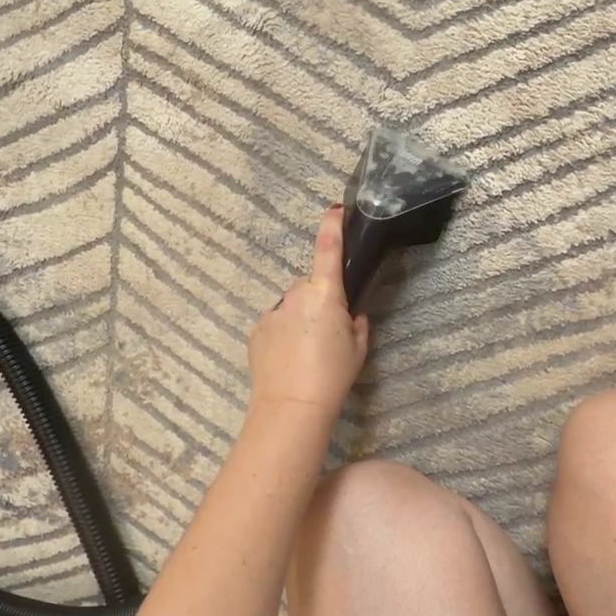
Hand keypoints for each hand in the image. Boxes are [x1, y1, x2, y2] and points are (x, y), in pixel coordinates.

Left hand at [248, 206, 369, 418]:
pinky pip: (276, 323)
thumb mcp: (358, 349)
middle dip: (319, 300)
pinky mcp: (257, 330)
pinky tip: (290, 359)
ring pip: (292, 306)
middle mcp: (296, 296)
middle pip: (310, 287)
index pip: (328, 250)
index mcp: (325, 295)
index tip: (334, 210)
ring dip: (300, 319)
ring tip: (307, 352)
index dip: (332, 227)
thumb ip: (356, 325)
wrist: (292, 406)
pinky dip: (284, 334)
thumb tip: (351, 315)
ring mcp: (273, 312)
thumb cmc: (332, 376)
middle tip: (328, 332)